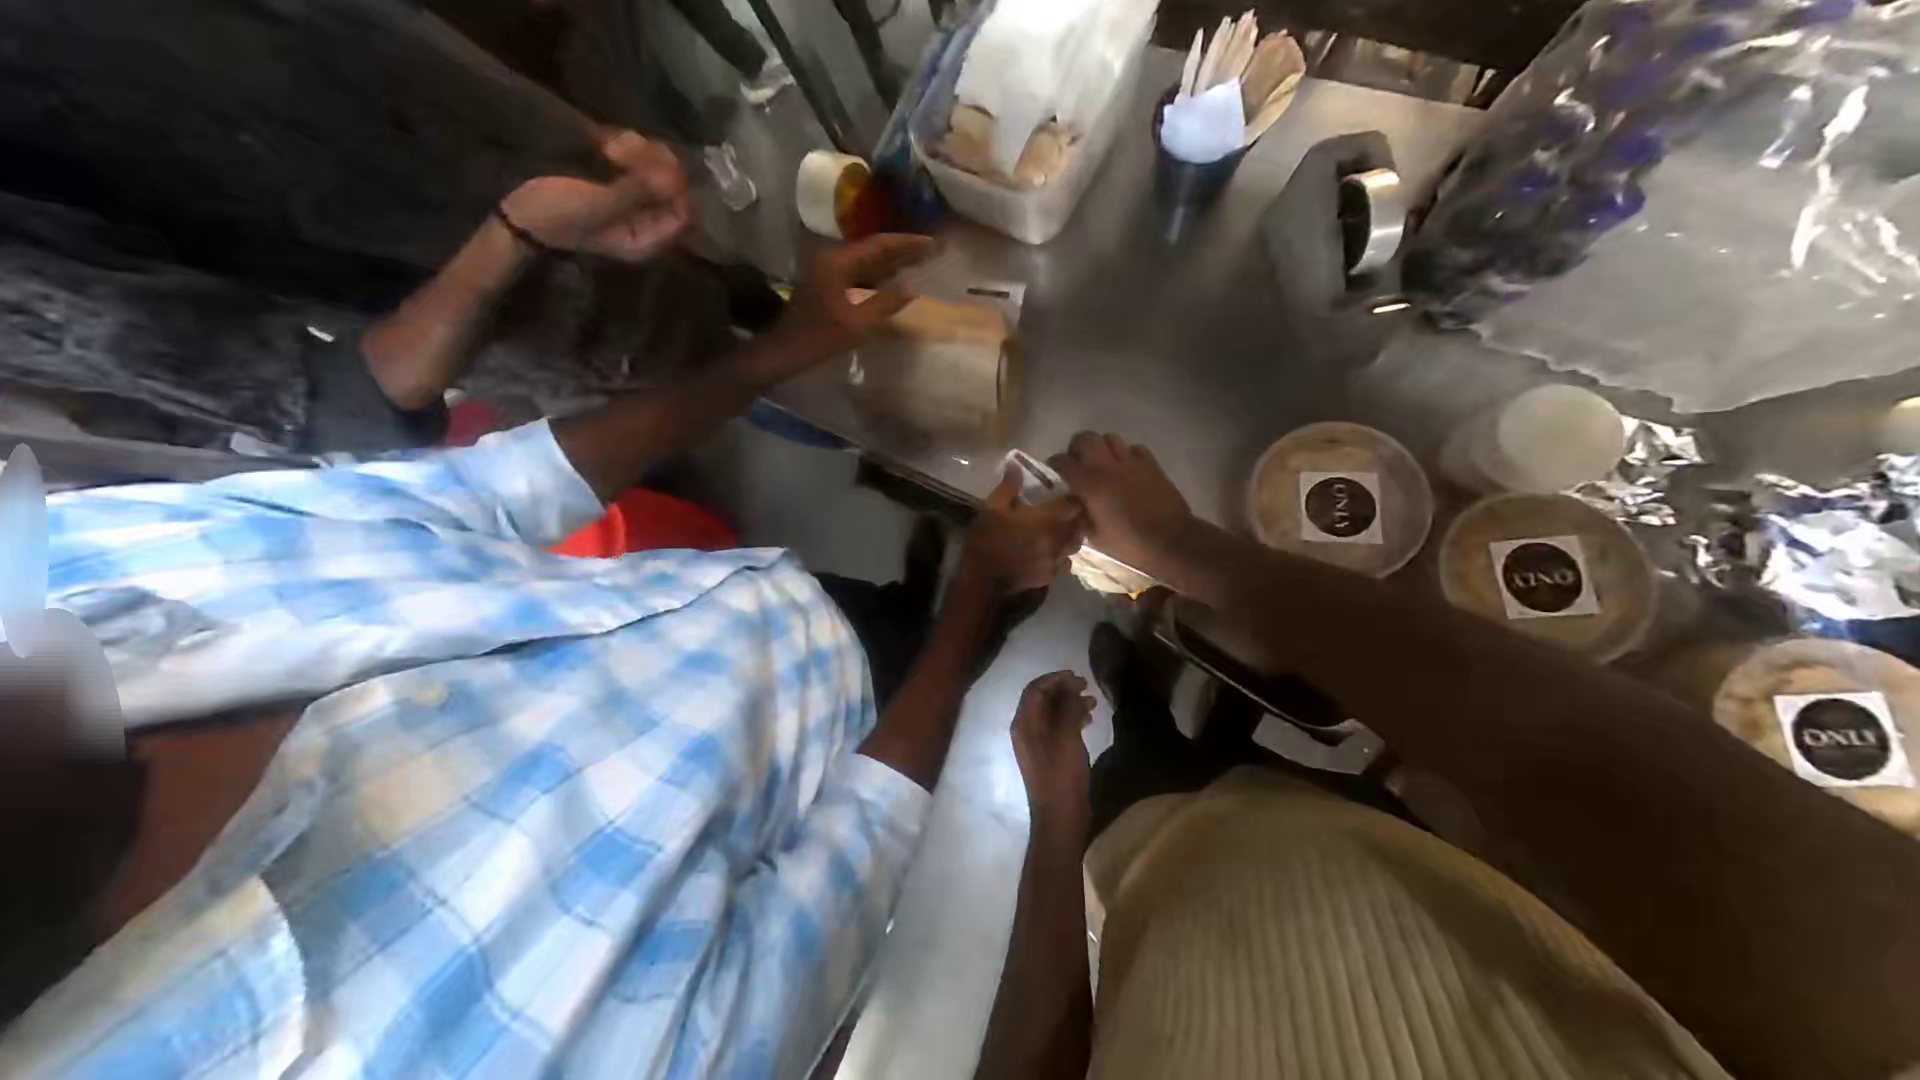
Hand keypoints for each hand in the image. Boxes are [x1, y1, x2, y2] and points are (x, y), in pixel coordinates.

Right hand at [499, 130, 690, 260]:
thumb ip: (634, 194)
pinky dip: (628, 146)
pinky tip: (605, 141)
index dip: (676, 189)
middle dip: (654, 165)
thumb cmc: (556, 215)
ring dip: (639, 151)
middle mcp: (648, 224)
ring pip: (658, 170)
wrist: (519, 212)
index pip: (682, 216)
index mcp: (647, 241)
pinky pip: (640, 160)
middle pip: (674, 190)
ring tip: (608, 145)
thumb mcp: (595, 207)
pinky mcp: (621, 182)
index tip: (652, 164)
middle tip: (620, 150)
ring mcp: (635, 202)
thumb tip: (670, 180)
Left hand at [774, 233, 937, 360]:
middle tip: (931, 250)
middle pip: (873, 248)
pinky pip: (858, 272)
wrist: (783, 352)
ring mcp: (827, 270)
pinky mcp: (826, 283)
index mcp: (838, 262)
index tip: (932, 243)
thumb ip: (885, 303)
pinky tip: (892, 280)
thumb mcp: (856, 325)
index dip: (907, 244)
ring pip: (866, 260)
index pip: (879, 245)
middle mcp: (832, 258)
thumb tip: (912, 287)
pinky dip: (877, 274)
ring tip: (918, 261)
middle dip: (901, 250)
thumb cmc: (818, 339)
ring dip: (891, 261)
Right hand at [959, 469, 1087, 595]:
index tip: (1068, 493)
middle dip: (1078, 517)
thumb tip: (1016, 466)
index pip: (1073, 504)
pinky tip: (1050, 554)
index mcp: (1045, 519)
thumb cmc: (986, 540)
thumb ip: (1008, 487)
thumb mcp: (991, 509)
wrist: (982, 581)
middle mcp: (1057, 539)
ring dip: (1072, 537)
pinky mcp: (1049, 576)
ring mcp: (1055, 560)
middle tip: (1069, 511)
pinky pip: (1064, 564)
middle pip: (1080, 526)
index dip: (1074, 498)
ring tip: (1062, 532)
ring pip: (1075, 546)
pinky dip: (1062, 557)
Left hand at [1010, 671, 1095, 837]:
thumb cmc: (1062, 774)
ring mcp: (1035, 744)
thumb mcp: (1066, 736)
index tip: (1077, 676)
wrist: (1060, 817)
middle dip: (1063, 690)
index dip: (1055, 678)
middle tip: (1087, 686)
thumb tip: (1071, 686)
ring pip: (1051, 714)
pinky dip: (1070, 719)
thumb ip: (1066, 707)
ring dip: (1069, 704)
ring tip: (1093, 702)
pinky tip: (1088, 721)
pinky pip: (1056, 728)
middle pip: (1042, 700)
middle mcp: (1025, 730)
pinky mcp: (1047, 755)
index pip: (1035, 689)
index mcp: (1024, 723)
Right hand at [1049, 433, 1193, 578]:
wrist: (1170, 540)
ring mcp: (1132, 462)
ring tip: (1103, 465)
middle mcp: (1108, 466)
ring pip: (1110, 438)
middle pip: (1085, 438)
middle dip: (1077, 448)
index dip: (1055, 465)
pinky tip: (1126, 470)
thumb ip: (1080, 515)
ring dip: (1102, 449)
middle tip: (1079, 464)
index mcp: (1090, 484)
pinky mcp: (1151, 464)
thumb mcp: (1095, 536)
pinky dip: (1126, 454)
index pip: (1063, 461)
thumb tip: (1075, 504)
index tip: (1055, 473)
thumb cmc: (1129, 543)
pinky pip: (1133, 448)